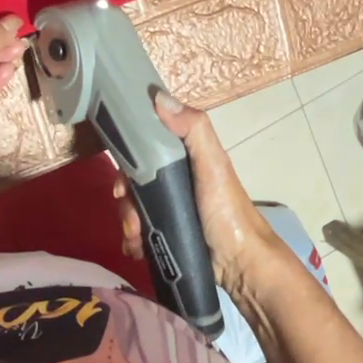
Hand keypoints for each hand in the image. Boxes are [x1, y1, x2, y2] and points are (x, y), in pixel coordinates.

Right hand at [113, 92, 283, 296]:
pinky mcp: (167, 235)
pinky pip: (138, 233)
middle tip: (131, 219)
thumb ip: (193, 130)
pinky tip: (137, 249)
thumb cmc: (227, 211)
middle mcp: (175, 181)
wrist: (239, 265)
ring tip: (136, 239)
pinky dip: (133, 240)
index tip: (122, 180)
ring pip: (133, 209)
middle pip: (133, 182)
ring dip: (127, 224)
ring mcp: (170, 210)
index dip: (128, 160)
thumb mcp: (213, 165)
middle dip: (126, 202)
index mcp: (185, 159)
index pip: (145, 148)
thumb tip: (158, 97)